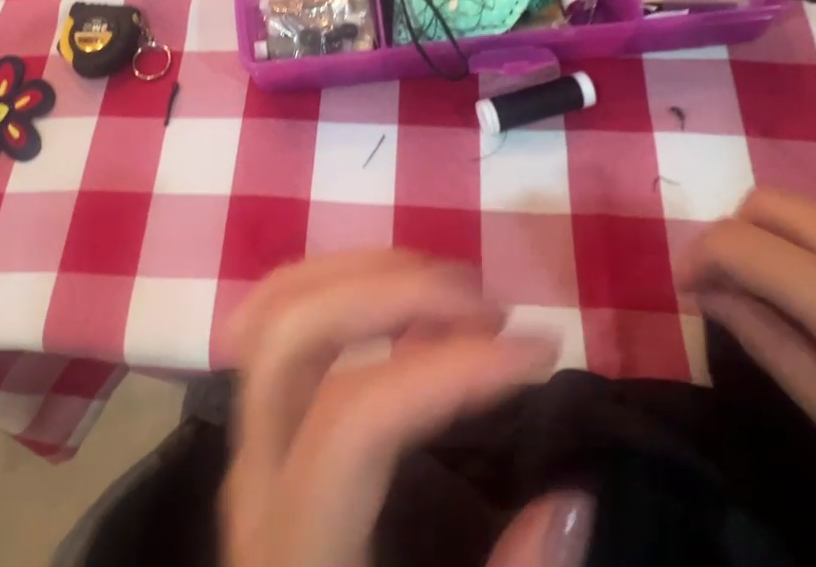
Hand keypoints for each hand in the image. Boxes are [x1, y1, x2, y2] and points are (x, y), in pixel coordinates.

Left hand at [221, 250, 588, 566]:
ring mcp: (245, 447)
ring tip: (451, 286)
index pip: (357, 416)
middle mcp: (252, 477)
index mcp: (296, 545)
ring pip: (274, 313)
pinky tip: (394, 296)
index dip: (451, 368)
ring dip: (362, 275)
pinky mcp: (255, 438)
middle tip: (488, 307)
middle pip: (294, 335)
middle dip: (394, 293)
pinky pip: (273, 330)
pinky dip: (333, 288)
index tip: (539, 351)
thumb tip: (570, 499)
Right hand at [680, 188, 815, 566]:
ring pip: (813, 216)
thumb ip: (764, 340)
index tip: (686, 295)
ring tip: (774, 306)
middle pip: (772, 202)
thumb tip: (708, 292)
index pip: (740, 241)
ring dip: (772, 242)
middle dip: (729, 233)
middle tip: (723, 290)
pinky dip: (814, 254)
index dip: (696, 257)